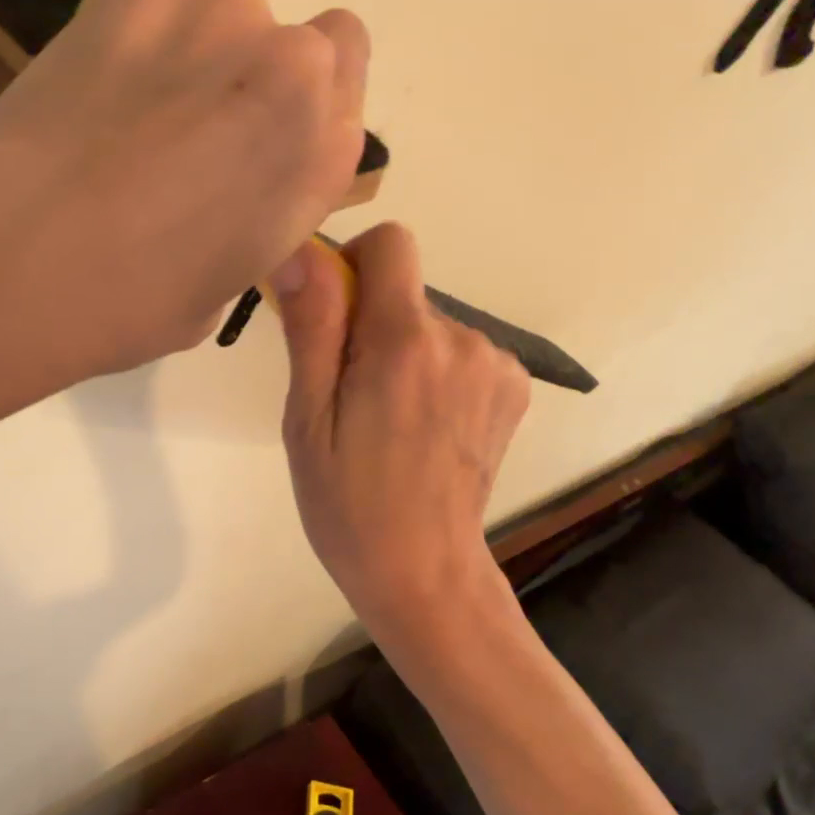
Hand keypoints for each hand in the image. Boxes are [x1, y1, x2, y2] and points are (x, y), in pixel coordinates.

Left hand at [0, 0, 367, 366]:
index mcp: (319, 164)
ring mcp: (223, 17)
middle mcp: (296, 76)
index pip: (343, 109)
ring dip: (201, 46)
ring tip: (130, 104)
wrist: (24, 261)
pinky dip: (138, 19)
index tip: (254, 153)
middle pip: (319, 44)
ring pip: (234, 8)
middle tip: (204, 123)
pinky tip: (96, 70)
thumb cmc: (126, 307)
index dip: (298, 129)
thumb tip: (232, 219)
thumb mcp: (213, 299)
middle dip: (272, 77)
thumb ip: (244, 238)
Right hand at [275, 225, 530, 641]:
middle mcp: (463, 339)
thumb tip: (300, 252)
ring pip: (432, 326)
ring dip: (404, 355)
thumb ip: (311, 331)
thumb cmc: (346, 506)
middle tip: (349, 401)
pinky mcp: (514, 388)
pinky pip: (461, 353)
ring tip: (387, 425)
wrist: (422, 570)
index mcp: (404, 344)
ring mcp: (497, 365)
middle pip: (406, 293)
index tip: (330, 321)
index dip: (352, 267)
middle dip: (370, 327)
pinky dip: (437, 376)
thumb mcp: (306, 423)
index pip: (390, 244)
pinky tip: (422, 430)